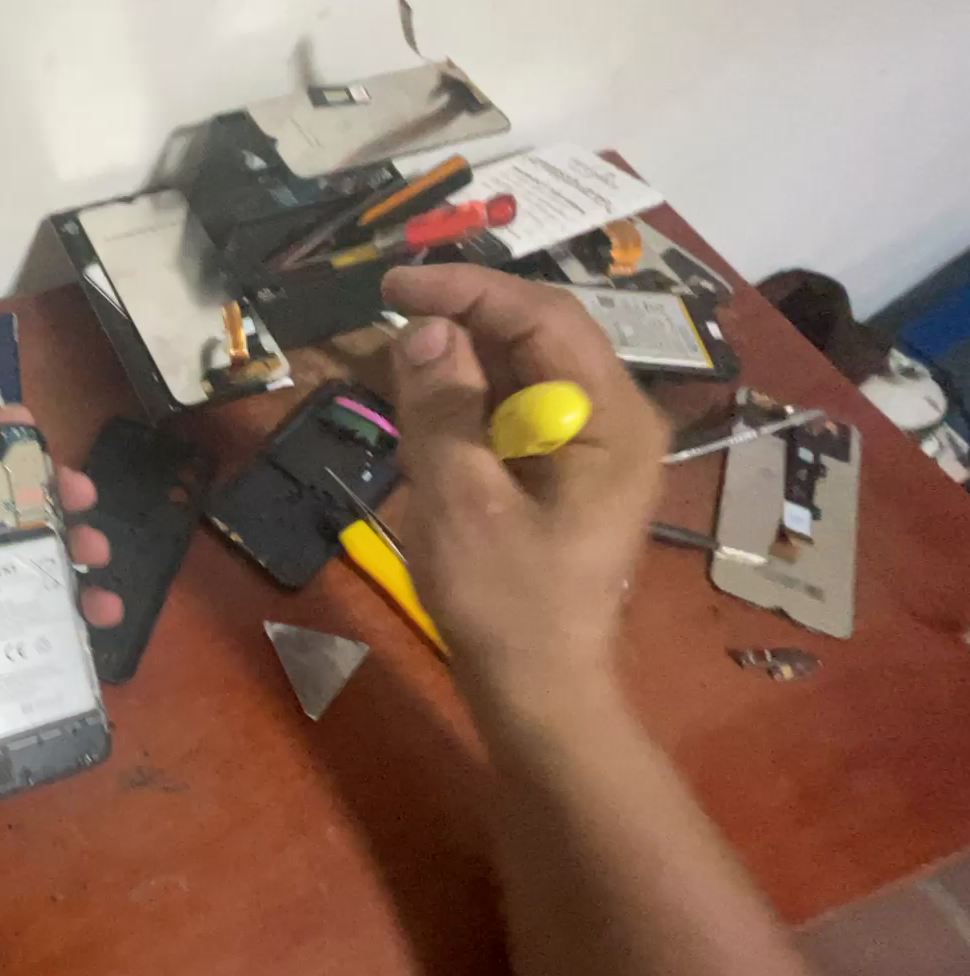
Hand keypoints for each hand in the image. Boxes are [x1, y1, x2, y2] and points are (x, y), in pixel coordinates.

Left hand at [0, 405, 121, 816]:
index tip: (27, 428)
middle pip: (13, 514)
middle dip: (53, 493)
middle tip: (84, 494)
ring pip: (46, 558)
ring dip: (81, 544)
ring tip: (100, 554)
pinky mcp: (22, 649)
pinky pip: (61, 615)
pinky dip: (89, 604)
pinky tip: (104, 612)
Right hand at [381, 265, 668, 696]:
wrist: (530, 678)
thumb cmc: (502, 599)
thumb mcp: (462, 502)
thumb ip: (443, 411)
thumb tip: (422, 330)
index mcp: (607, 419)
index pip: (542, 319)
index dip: (465, 290)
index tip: (392, 286)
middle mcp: (603, 417)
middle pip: (530, 338)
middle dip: (453, 318)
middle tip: (378, 314)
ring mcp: (576, 444)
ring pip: (508, 372)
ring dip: (445, 356)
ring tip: (378, 353)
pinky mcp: (546, 468)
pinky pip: (497, 411)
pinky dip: (449, 398)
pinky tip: (407, 397)